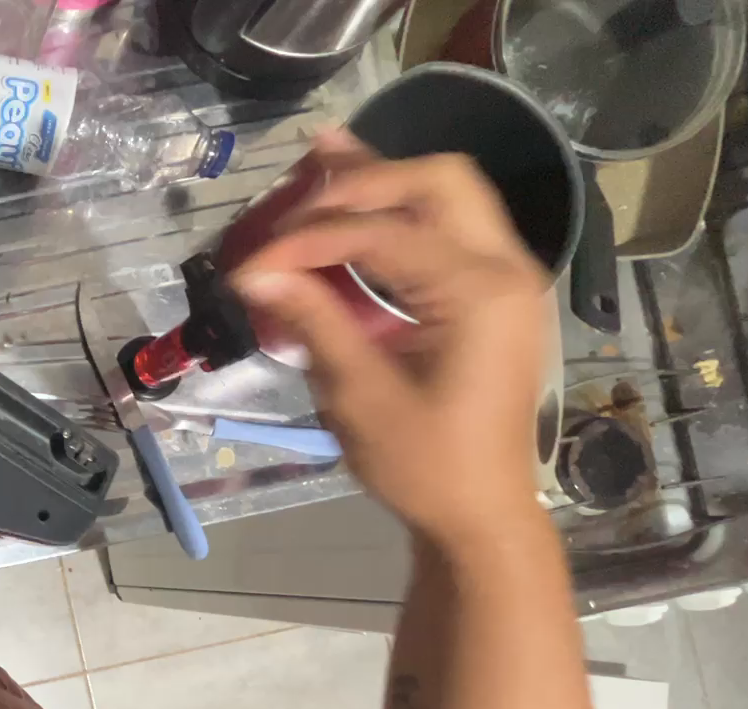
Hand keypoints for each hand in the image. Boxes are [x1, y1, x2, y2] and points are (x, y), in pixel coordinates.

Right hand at [230, 131, 555, 548]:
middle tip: (287, 204)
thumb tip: (254, 277)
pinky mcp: (481, 293)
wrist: (476, 506)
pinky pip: (441, 229)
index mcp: (478, 293)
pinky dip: (392, 210)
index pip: (381, 235)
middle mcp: (501, 266)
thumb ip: (313, 323)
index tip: (245, 269)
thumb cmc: (419, 461)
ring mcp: (499, 276)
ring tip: (314, 162)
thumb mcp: (357, 395)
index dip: (305, 242)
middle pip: (434, 183)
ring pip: (442, 195)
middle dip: (355, 184)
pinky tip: (351, 195)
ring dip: (376, 183)